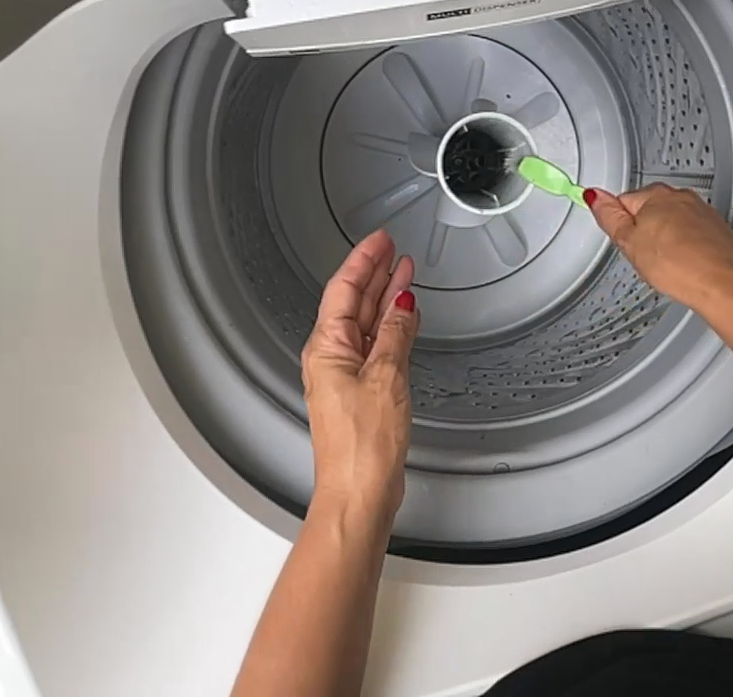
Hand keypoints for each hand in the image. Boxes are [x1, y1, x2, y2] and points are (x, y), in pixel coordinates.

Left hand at [302, 230, 417, 520]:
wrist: (359, 492)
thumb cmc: (361, 446)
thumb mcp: (386, 377)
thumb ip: (396, 335)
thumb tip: (404, 304)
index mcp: (327, 348)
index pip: (344, 289)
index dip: (363, 260)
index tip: (380, 240)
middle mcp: (332, 358)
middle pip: (354, 302)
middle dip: (376, 273)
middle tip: (393, 249)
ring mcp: (347, 375)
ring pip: (368, 322)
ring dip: (386, 296)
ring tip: (404, 273)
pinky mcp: (363, 391)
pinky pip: (377, 345)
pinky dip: (392, 326)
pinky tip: (405, 316)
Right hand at [585, 184, 732, 312]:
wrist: (720, 284)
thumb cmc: (678, 264)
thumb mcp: (629, 242)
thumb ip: (609, 216)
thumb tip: (594, 196)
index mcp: (656, 195)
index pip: (624, 201)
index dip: (622, 226)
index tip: (628, 242)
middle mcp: (682, 197)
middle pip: (650, 210)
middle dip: (645, 231)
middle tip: (645, 255)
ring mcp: (703, 212)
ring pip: (675, 222)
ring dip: (668, 238)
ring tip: (666, 262)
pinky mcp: (719, 230)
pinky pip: (696, 234)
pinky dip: (689, 246)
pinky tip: (685, 263)